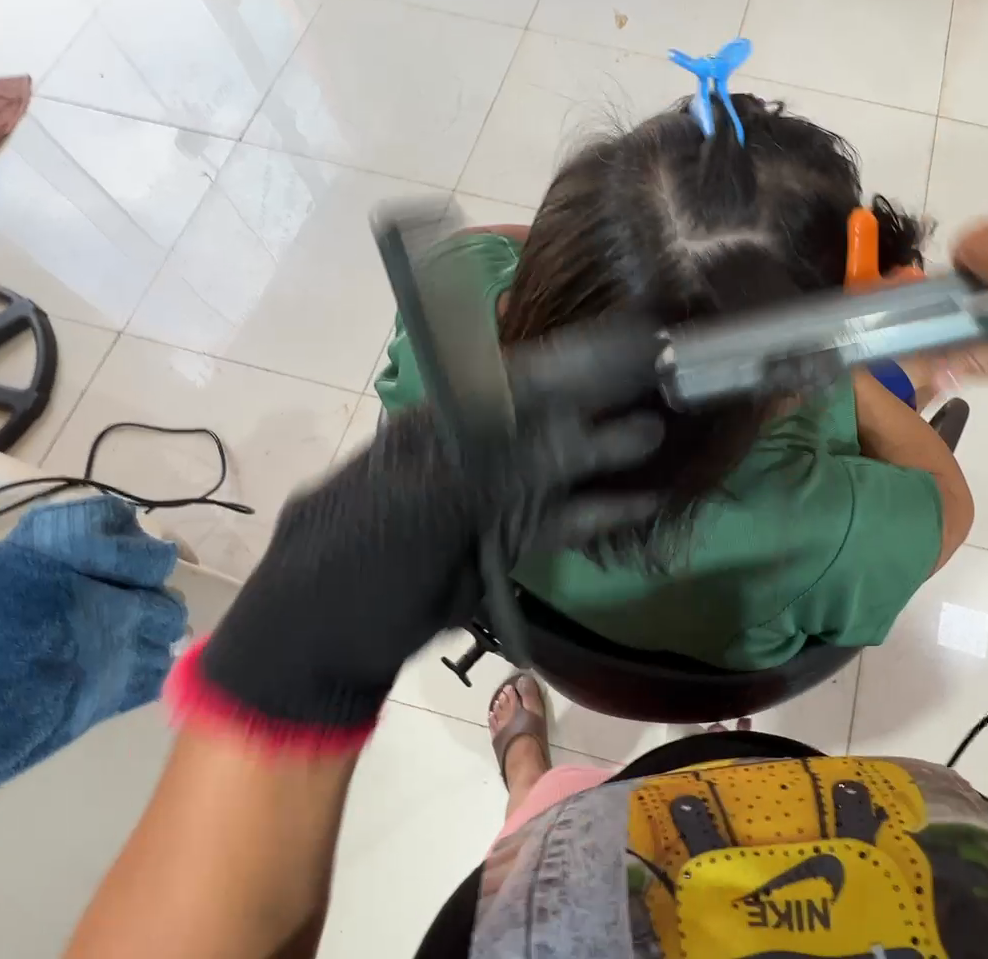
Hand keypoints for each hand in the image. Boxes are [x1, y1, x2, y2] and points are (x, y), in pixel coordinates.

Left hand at [173, 324, 664, 749]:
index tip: (624, 344)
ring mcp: (492, 498)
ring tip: (663, 433)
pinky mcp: (507, 542)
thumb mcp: (417, 507)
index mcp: (439, 428)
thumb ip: (495, 467)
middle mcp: (472, 453)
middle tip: (660, 379)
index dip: (572, 363)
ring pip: (559, 469)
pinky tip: (643, 501)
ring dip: (607, 456)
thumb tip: (573, 430)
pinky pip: (559, 521)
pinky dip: (599, 513)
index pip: (516, 382)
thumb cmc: (355, 561)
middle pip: (547, 421)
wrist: (324, 644)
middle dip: (600, 403)